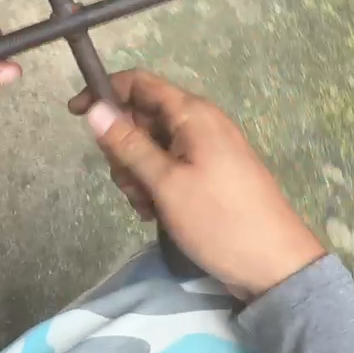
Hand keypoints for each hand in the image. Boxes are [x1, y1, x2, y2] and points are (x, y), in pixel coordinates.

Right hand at [71, 70, 325, 299]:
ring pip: (150, 145)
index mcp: (192, 114)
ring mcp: (205, 149)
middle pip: (141, 116)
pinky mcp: (208, 174)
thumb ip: (127, 144)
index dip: (104, 92)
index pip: (138, 83)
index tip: (76, 115)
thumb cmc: (220, 220)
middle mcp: (199, 123)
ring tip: (147, 205)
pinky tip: (156, 213)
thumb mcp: (165, 183)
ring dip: (136, 172)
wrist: (277, 270)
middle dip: (122, 147)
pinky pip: (167, 165)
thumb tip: (95, 108)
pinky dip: (154, 184)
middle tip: (127, 182)